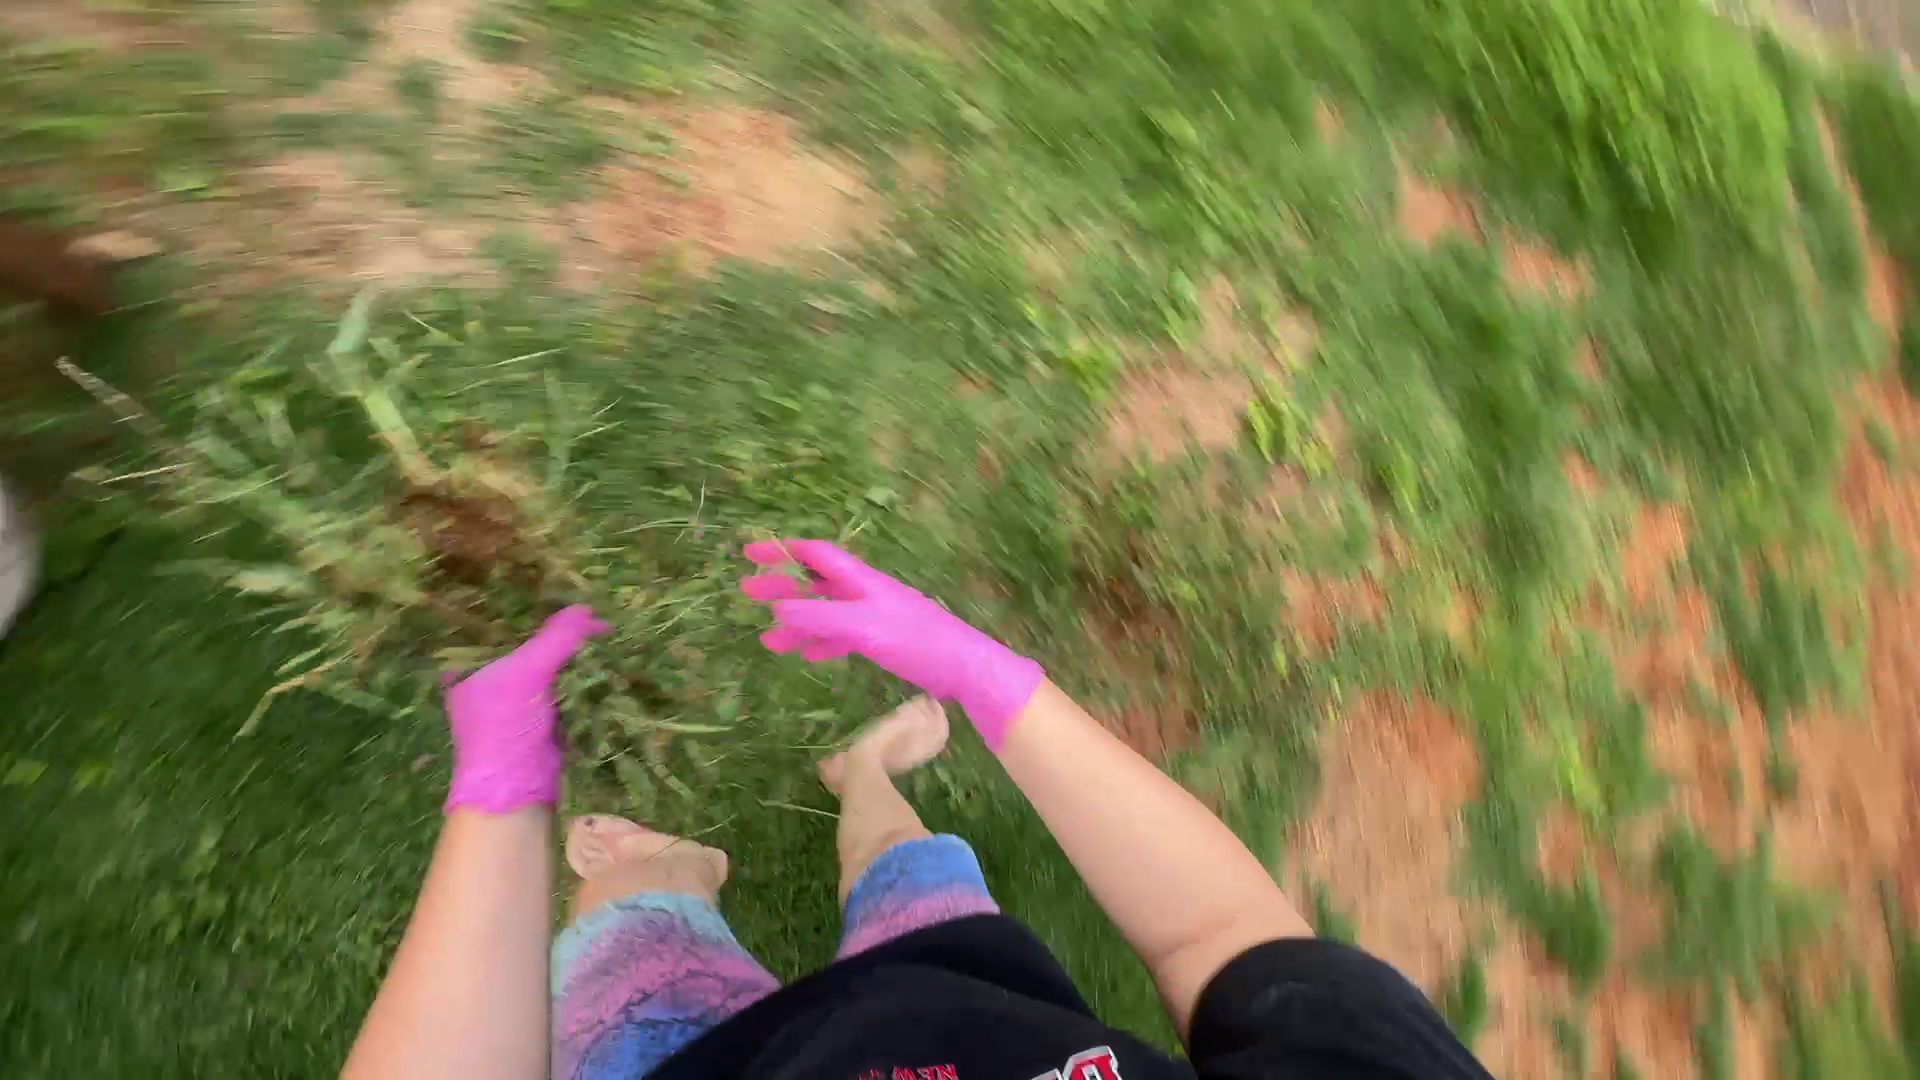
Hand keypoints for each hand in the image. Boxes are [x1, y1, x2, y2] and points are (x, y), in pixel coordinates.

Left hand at [444, 604, 608, 813]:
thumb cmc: (506, 726)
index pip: (506, 624)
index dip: (537, 609)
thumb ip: (556, 639)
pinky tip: (604, 656)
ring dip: (578, 651)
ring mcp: (522, 696)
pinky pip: (567, 682)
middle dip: (564, 630)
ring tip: (607, 630)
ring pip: (554, 662)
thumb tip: (587, 607)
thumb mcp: (527, 674)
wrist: (517, 785)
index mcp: (473, 665)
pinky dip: (584, 672)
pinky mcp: (547, 712)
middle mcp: (494, 677)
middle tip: (597, 613)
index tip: (570, 597)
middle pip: (534, 642)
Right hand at [740, 539, 1043, 748]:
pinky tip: (807, 655)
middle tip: (748, 593)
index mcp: (861, 580)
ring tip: (767, 639)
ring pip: (826, 613)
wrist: (962, 666)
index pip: (815, 555)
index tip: (750, 555)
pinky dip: (822, 642)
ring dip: (797, 623)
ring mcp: (874, 616)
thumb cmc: (916, 639)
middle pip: (816, 582)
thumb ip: (821, 618)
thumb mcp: (863, 627)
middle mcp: (864, 592)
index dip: (782, 552)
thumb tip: (778, 609)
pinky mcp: (883, 639)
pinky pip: (843, 635)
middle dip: (782, 587)